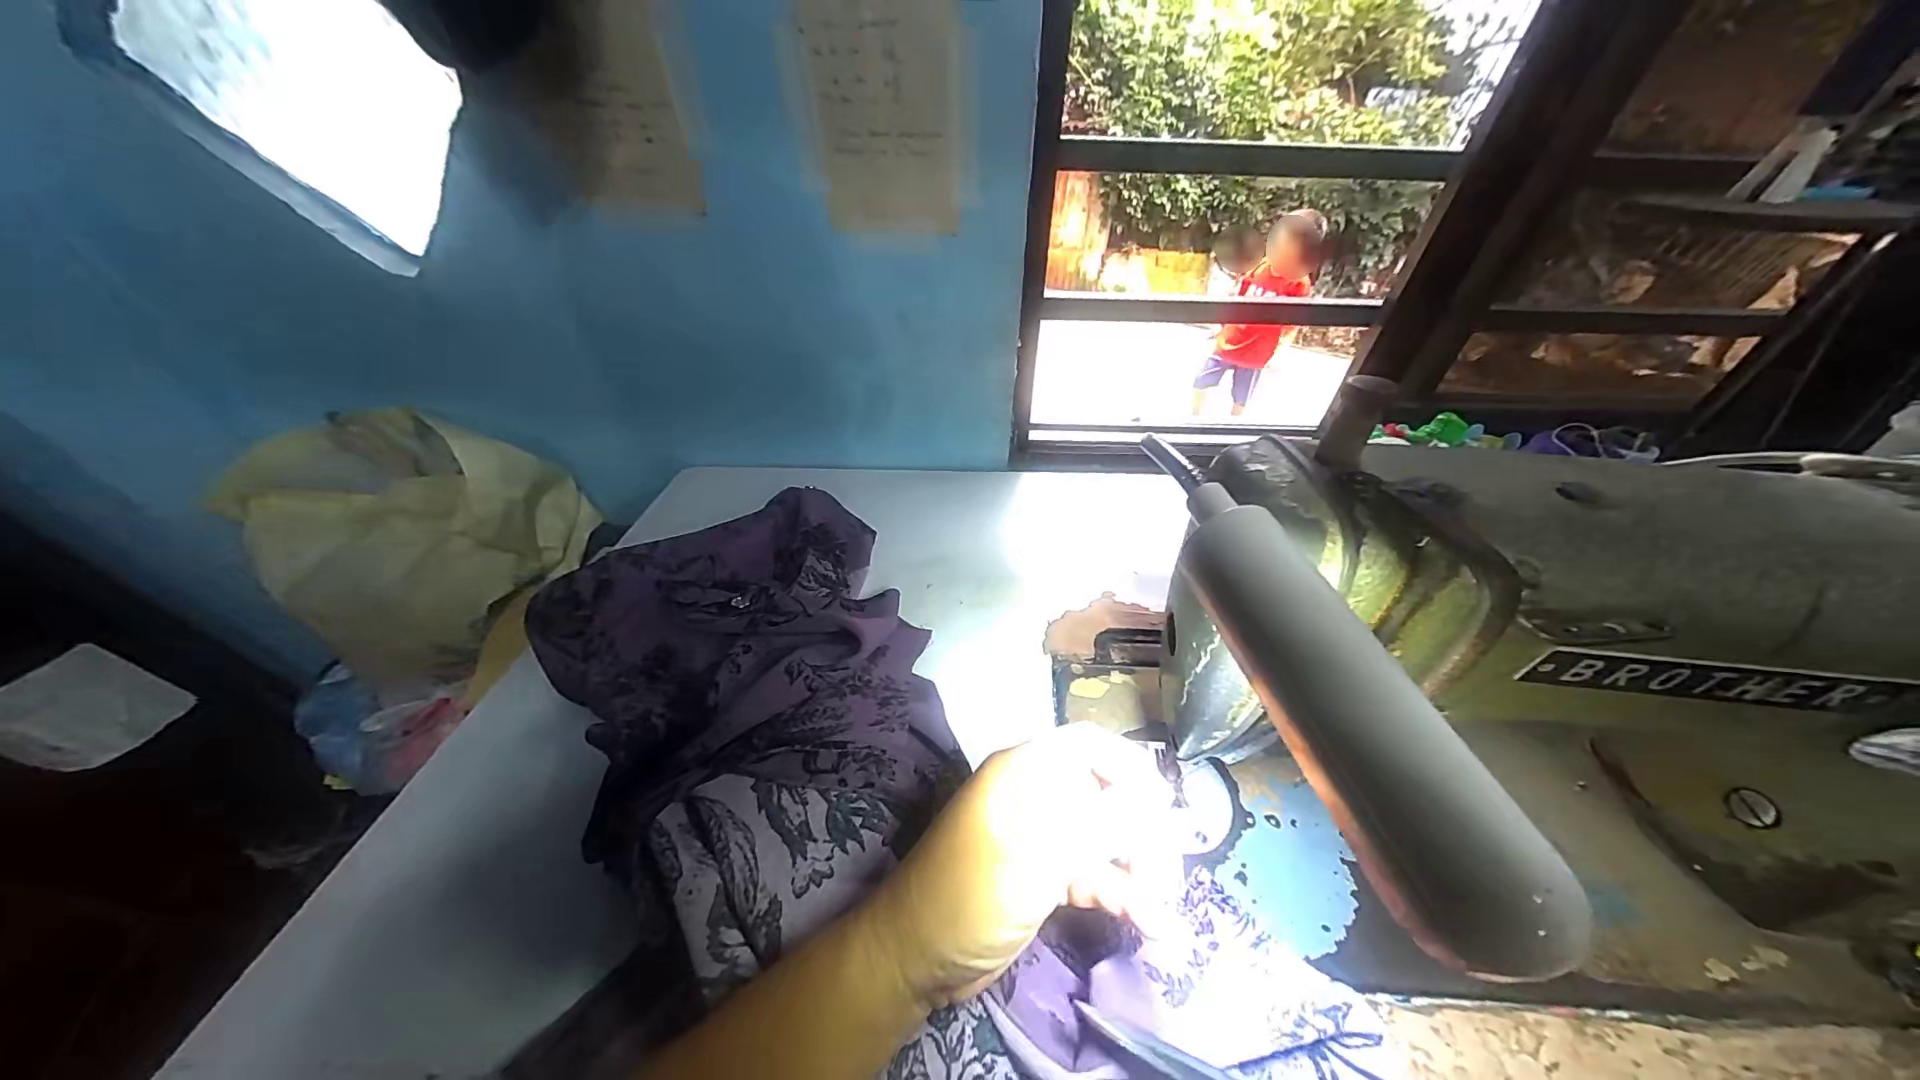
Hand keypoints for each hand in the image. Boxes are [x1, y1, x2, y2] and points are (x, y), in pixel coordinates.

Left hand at [857, 723, 1185, 1008]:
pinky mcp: (1050, 877)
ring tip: (1163, 915)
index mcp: (1022, 772)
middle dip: (1143, 833)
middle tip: (1168, 877)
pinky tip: (1155, 929)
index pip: (1087, 746)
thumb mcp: (1029, 859)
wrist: (916, 959)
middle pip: (1108, 795)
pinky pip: (1099, 876)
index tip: (1165, 807)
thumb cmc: (963, 896)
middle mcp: (1037, 796)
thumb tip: (1155, 807)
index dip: (1130, 767)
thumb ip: (1093, 828)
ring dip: (1141, 874)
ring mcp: (1045, 838)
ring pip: (1110, 841)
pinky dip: (1126, 899)